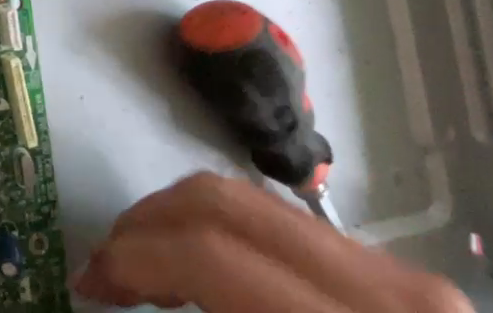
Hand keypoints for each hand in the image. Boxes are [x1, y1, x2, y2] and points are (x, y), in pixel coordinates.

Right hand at [73, 174, 473, 312]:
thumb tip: (111, 289)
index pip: (211, 255)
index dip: (131, 261)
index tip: (88, 285)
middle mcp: (386, 289)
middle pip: (221, 203)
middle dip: (143, 226)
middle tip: (106, 266)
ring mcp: (403, 277)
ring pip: (249, 202)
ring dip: (176, 223)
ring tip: (144, 265)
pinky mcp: (404, 278)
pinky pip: (284, 228)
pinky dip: (223, 236)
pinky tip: (203, 272)